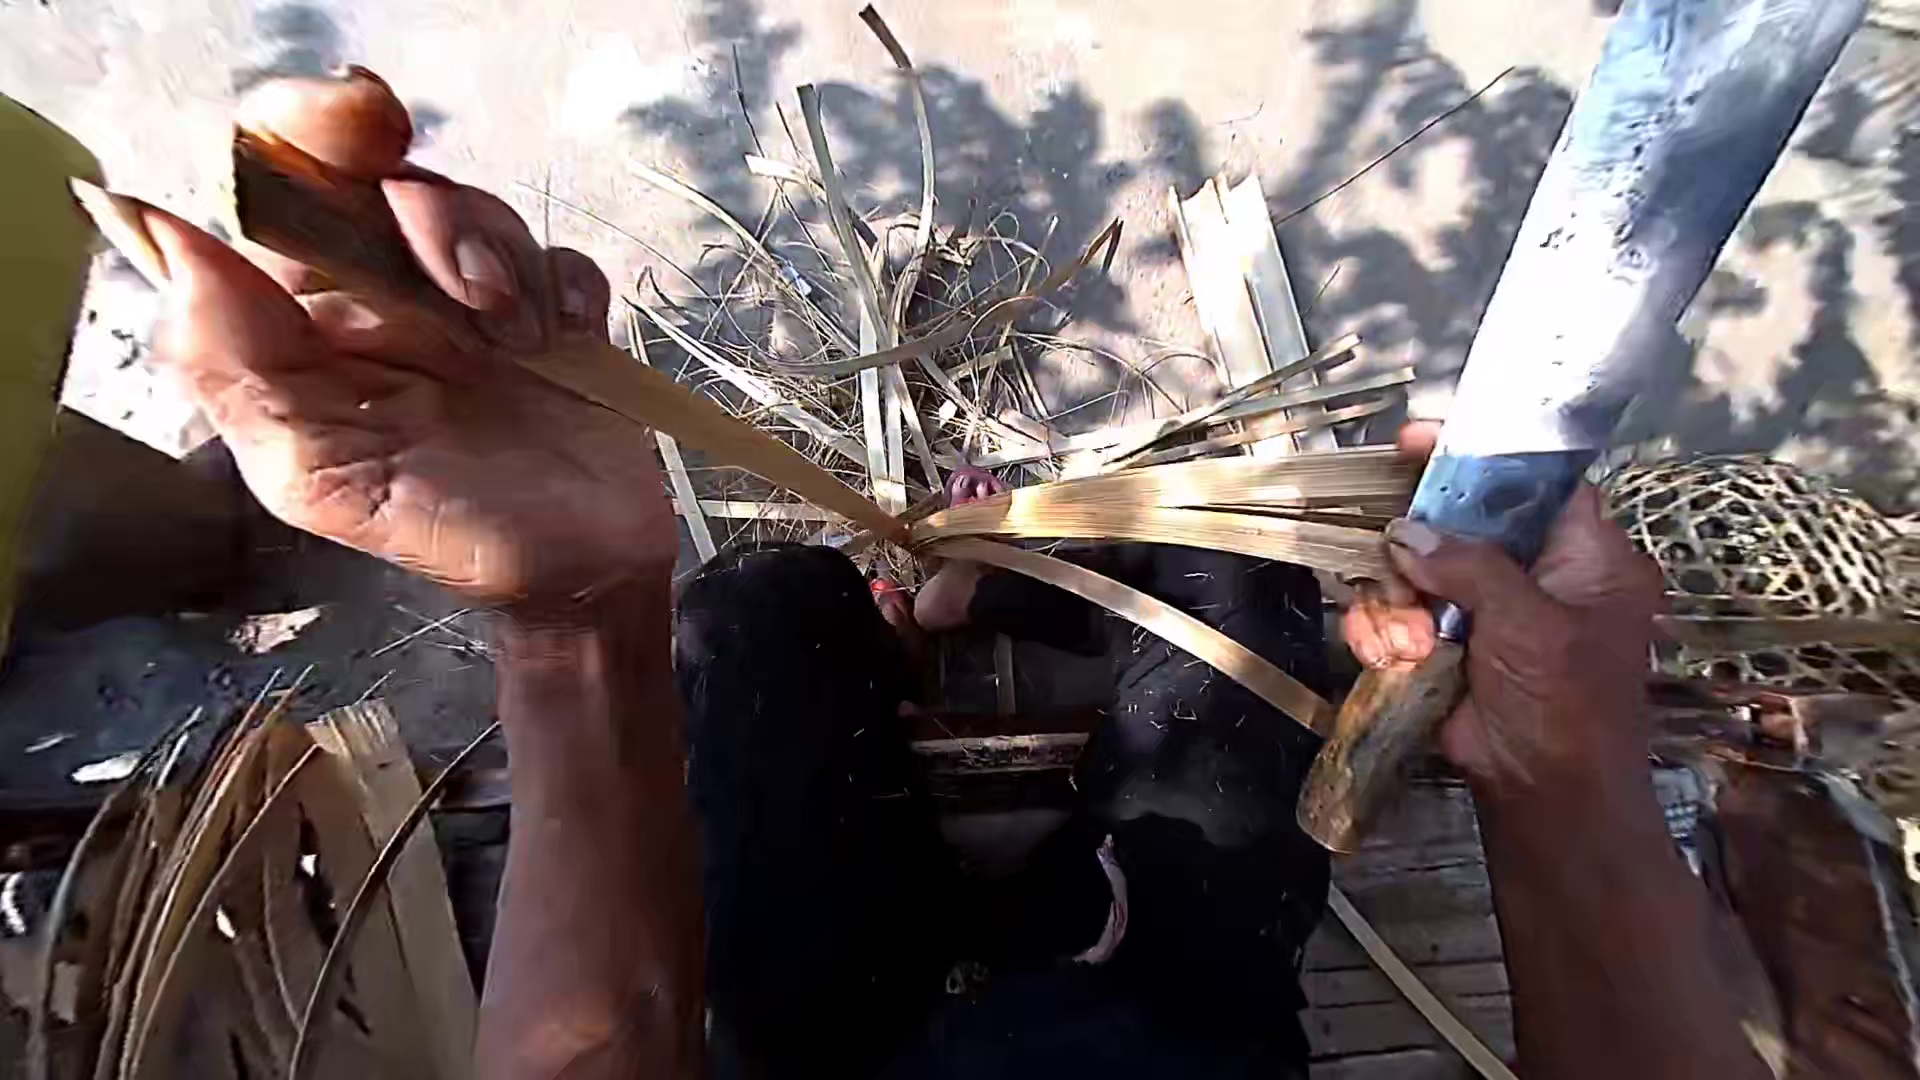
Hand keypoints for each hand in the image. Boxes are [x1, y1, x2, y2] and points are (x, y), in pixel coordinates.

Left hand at [147, 70, 675, 616]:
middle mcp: (406, 308)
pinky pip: (574, 268)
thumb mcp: (329, 480)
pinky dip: (575, 287)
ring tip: (528, 346)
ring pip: (494, 218)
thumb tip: (157, 225)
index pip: (287, 190)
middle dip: (441, 222)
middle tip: (479, 304)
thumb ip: (236, 367)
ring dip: (513, 262)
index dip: (313, 132)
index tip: (367, 119)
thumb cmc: (462, 538)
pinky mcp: (575, 337)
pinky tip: (573, 341)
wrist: (582, 574)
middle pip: (404, 187)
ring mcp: (499, 321)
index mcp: (320, 329)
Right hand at [1342, 428, 1665, 800]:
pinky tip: (1387, 657)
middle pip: (1449, 527)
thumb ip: (1472, 569)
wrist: (1536, 785)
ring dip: (1392, 607)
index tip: (1416, 442)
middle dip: (1413, 555)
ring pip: (1406, 571)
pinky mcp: (1433, 634)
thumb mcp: (1532, 626)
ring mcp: (1472, 604)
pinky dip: (1378, 631)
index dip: (1478, 459)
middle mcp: (1524, 574)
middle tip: (1392, 569)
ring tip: (1406, 643)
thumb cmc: (1563, 703)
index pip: (1532, 485)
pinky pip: (1388, 611)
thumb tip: (1404, 531)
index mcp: (1580, 559)